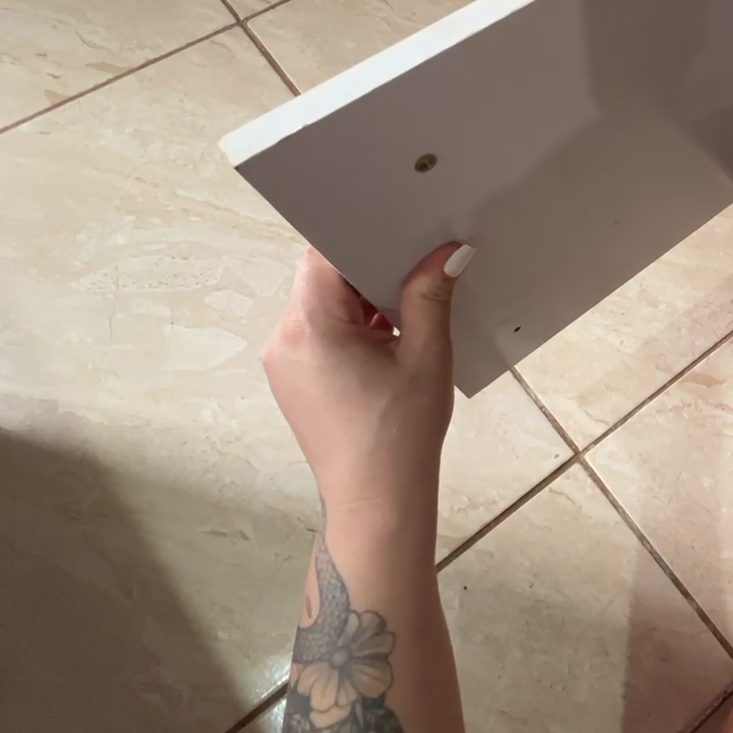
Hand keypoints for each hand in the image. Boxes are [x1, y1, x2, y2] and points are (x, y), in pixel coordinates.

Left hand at [261, 243, 474, 517]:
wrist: (378, 500)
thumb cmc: (401, 433)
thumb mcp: (426, 355)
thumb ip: (431, 295)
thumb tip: (447, 251)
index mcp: (309, 327)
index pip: (326, 256)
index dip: (365, 238)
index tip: (403, 231)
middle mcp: (284, 339)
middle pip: (324, 279)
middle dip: (372, 272)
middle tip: (419, 271)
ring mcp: (285, 361)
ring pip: (325, 305)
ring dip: (366, 301)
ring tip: (410, 312)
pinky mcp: (296, 378)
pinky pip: (324, 331)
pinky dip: (356, 326)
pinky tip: (393, 339)